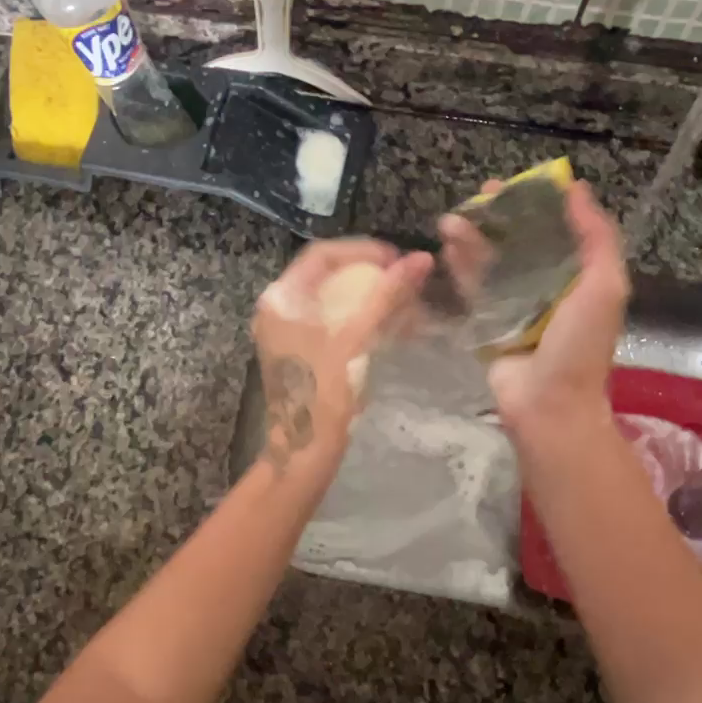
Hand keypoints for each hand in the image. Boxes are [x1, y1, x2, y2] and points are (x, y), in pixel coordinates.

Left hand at [254, 238, 432, 473]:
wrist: (304, 452)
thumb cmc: (323, 393)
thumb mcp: (355, 338)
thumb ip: (386, 295)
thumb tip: (421, 259)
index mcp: (281, 299)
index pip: (322, 254)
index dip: (363, 250)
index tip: (399, 259)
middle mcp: (280, 310)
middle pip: (329, 276)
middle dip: (372, 274)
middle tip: (408, 280)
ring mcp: (290, 333)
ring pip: (336, 300)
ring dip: (372, 298)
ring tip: (409, 304)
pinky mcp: (305, 354)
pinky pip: (336, 323)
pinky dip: (364, 319)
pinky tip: (395, 327)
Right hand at [439, 179, 627, 438]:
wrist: (548, 405)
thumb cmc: (580, 345)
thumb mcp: (605, 285)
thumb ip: (595, 236)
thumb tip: (576, 188)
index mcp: (578, 277)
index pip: (557, 229)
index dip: (538, 203)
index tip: (519, 182)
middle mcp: (546, 287)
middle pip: (520, 241)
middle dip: (500, 215)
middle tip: (480, 193)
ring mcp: (515, 306)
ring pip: (492, 261)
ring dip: (473, 237)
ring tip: (452, 217)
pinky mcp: (488, 323)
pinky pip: (473, 288)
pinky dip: (460, 265)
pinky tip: (446, 244)